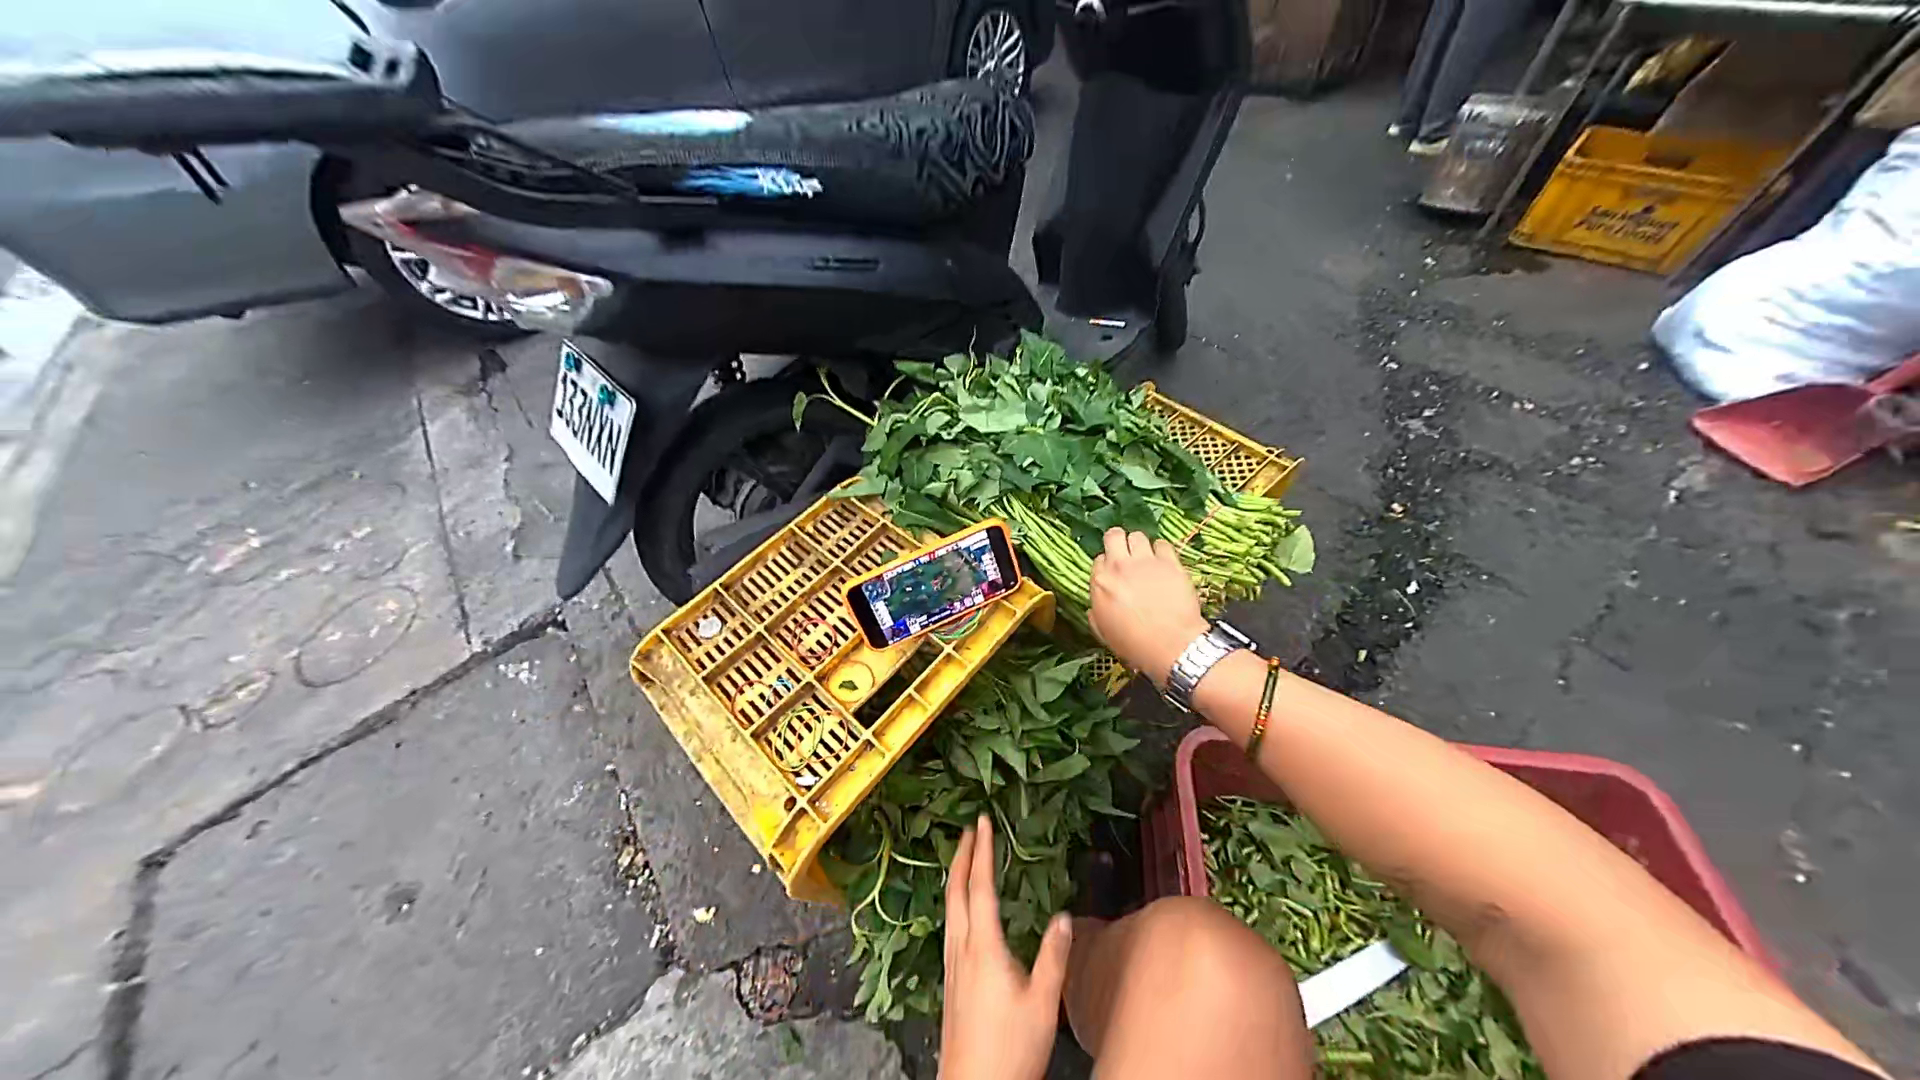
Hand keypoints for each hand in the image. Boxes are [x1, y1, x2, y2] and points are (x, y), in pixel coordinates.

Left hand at [940, 814, 1071, 1079]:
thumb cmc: (1010, 1049)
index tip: (981, 822)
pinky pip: (950, 925)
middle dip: (960, 856)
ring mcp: (952, 965)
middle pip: (955, 891)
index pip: (980, 887)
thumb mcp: (1042, 1003)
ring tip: (962, 859)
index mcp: (983, 946)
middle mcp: (962, 949)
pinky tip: (962, 911)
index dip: (981, 851)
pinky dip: (956, 902)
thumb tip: (1063, 916)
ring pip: (949, 907)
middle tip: (968, 829)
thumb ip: (1053, 957)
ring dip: (955, 877)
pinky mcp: (950, 981)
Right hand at [1089, 528, 1208, 689]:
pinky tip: (1164, 562)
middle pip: (1114, 536)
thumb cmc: (1135, 644)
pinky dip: (1161, 551)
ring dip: (1140, 545)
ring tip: (1146, 558)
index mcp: (1100, 582)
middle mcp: (1119, 566)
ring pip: (1137, 536)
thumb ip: (1096, 612)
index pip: (1099, 560)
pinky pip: (1162, 544)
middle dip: (1118, 541)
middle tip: (1125, 552)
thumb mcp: (1103, 632)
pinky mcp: (1170, 562)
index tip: (1114, 574)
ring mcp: (1145, 562)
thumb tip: (1095, 607)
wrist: (1171, 645)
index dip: (1107, 566)